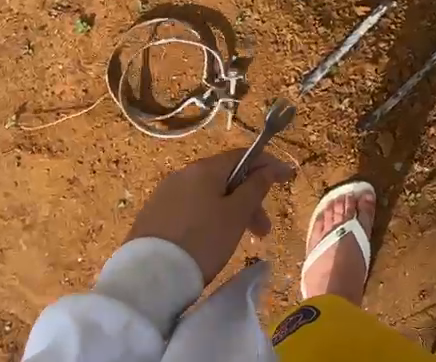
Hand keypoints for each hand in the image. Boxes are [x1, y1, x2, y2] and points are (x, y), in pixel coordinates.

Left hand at [126, 149, 292, 283]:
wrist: (147, 281)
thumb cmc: (201, 242)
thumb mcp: (236, 215)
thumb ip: (256, 187)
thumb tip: (268, 168)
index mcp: (204, 169)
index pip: (244, 155)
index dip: (269, 165)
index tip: (288, 178)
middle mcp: (182, 175)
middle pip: (225, 178)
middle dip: (249, 198)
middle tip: (263, 230)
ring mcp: (164, 196)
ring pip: (208, 196)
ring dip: (230, 212)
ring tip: (238, 239)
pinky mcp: (151, 218)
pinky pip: (190, 209)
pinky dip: (208, 219)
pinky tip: (209, 241)